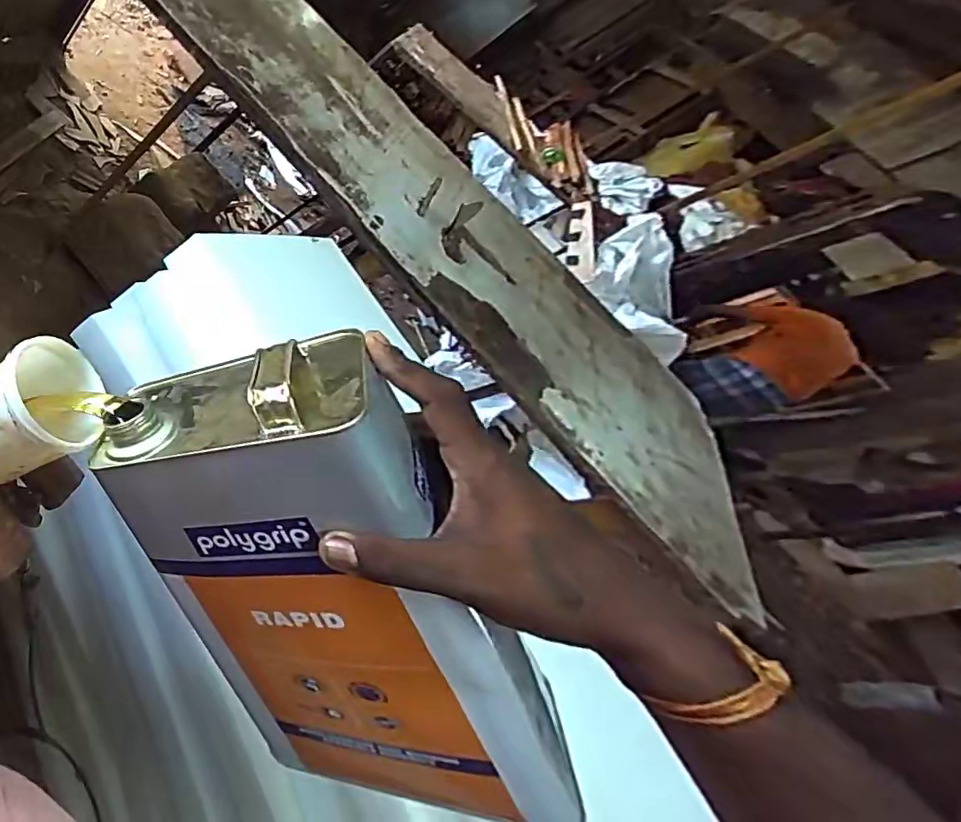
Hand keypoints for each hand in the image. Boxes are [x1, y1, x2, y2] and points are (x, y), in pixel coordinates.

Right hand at [321, 333, 742, 698]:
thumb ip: (394, 559)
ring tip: (370, 445)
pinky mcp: (512, 509)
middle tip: (355, 399)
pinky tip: (410, 498)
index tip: (371, 341)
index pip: (439, 397)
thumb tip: (327, 545)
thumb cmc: (551, 584)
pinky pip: (458, 473)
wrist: (632, 619)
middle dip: (397, 401)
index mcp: (481, 461)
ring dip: (412, 438)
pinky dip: (428, 470)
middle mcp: (493, 463)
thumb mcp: (460, 572)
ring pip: (450, 446)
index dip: (403, 366)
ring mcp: (506, 486)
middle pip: (440, 415)